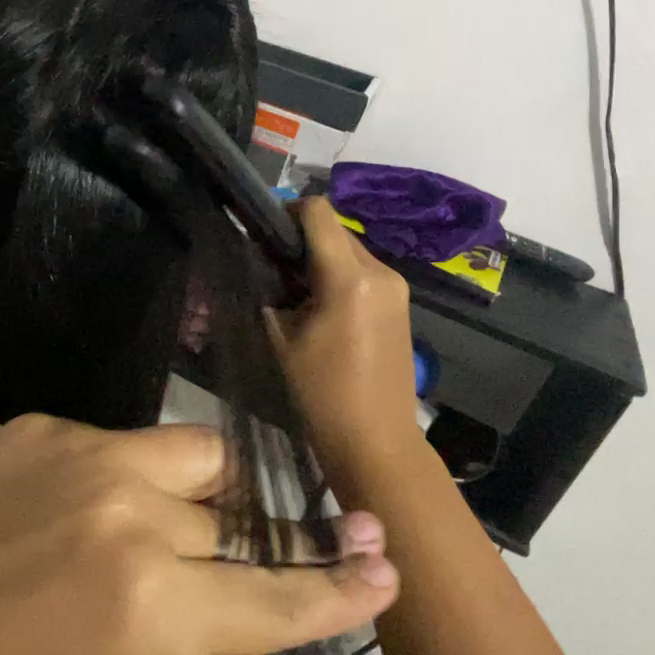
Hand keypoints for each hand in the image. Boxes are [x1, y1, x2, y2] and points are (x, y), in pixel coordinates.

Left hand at [0, 415, 398, 654]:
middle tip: (290, 542)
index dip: (336, 586)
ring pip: (195, 454)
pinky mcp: (47, 424)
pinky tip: (97, 501)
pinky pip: (122, 441)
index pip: (273, 594)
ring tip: (192, 512)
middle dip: (267, 537)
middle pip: (240, 516)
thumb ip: (188, 629)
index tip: (381, 566)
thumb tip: (241, 590)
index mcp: (149, 604)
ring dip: (208, 488)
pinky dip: (131, 472)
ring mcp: (85, 454)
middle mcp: (129, 513)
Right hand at [275, 197, 420, 460]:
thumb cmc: (321, 393)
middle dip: (298, 241)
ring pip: (346, 249)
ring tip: (290, 293)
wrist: (376, 442)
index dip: (285, 212)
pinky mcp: (399, 303)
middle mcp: (380, 272)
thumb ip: (266, 289)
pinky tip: (316, 307)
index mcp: (350, 278)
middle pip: (332, 229)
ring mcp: (395, 287)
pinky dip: (335, 275)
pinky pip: (361, 271)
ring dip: (316, 259)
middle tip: (268, 270)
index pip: (317, 212)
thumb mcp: (279, 336)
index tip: (261, 236)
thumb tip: (256, 260)